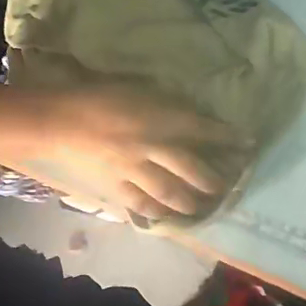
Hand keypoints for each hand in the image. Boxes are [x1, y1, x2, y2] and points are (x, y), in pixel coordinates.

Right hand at [25, 87, 250, 220]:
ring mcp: (135, 172)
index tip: (247, 144)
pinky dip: (158, 211)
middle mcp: (153, 148)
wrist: (58, 120)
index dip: (228, 138)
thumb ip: (165, 105)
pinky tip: (167, 215)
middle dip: (214, 180)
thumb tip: (191, 118)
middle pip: (193, 170)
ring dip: (191, 201)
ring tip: (201, 205)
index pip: (203, 130)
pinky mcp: (117, 188)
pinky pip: (143, 205)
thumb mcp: (136, 90)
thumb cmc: (97, 97)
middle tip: (225, 185)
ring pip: (172, 193)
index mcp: (158, 119)